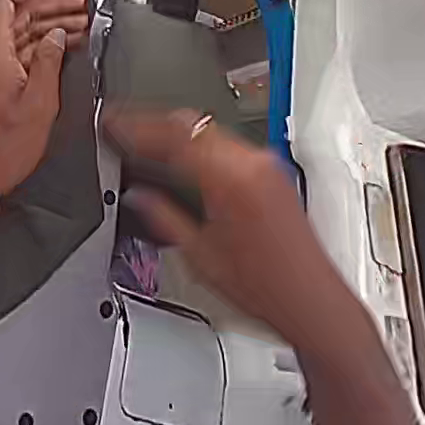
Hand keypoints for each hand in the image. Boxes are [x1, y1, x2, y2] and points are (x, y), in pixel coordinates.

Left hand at [0, 0, 86, 199]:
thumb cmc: (7, 145)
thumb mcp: (40, 101)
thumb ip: (50, 60)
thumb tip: (58, 35)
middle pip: (16, 11)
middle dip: (50, 4)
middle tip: (79, 5)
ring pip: (20, 28)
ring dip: (49, 22)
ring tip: (79, 22)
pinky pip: (19, 46)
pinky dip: (43, 40)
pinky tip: (65, 41)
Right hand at [107, 108, 352, 347]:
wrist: (312, 301)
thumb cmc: (267, 289)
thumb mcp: (199, 256)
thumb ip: (162, 217)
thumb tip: (138, 195)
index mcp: (228, 178)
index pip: (170, 136)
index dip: (134, 126)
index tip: (112, 123)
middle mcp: (250, 161)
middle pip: (190, 123)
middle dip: (152, 122)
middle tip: (122, 126)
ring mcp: (264, 162)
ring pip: (208, 128)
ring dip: (175, 131)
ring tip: (145, 139)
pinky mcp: (272, 169)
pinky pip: (226, 140)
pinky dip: (198, 142)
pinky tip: (182, 155)